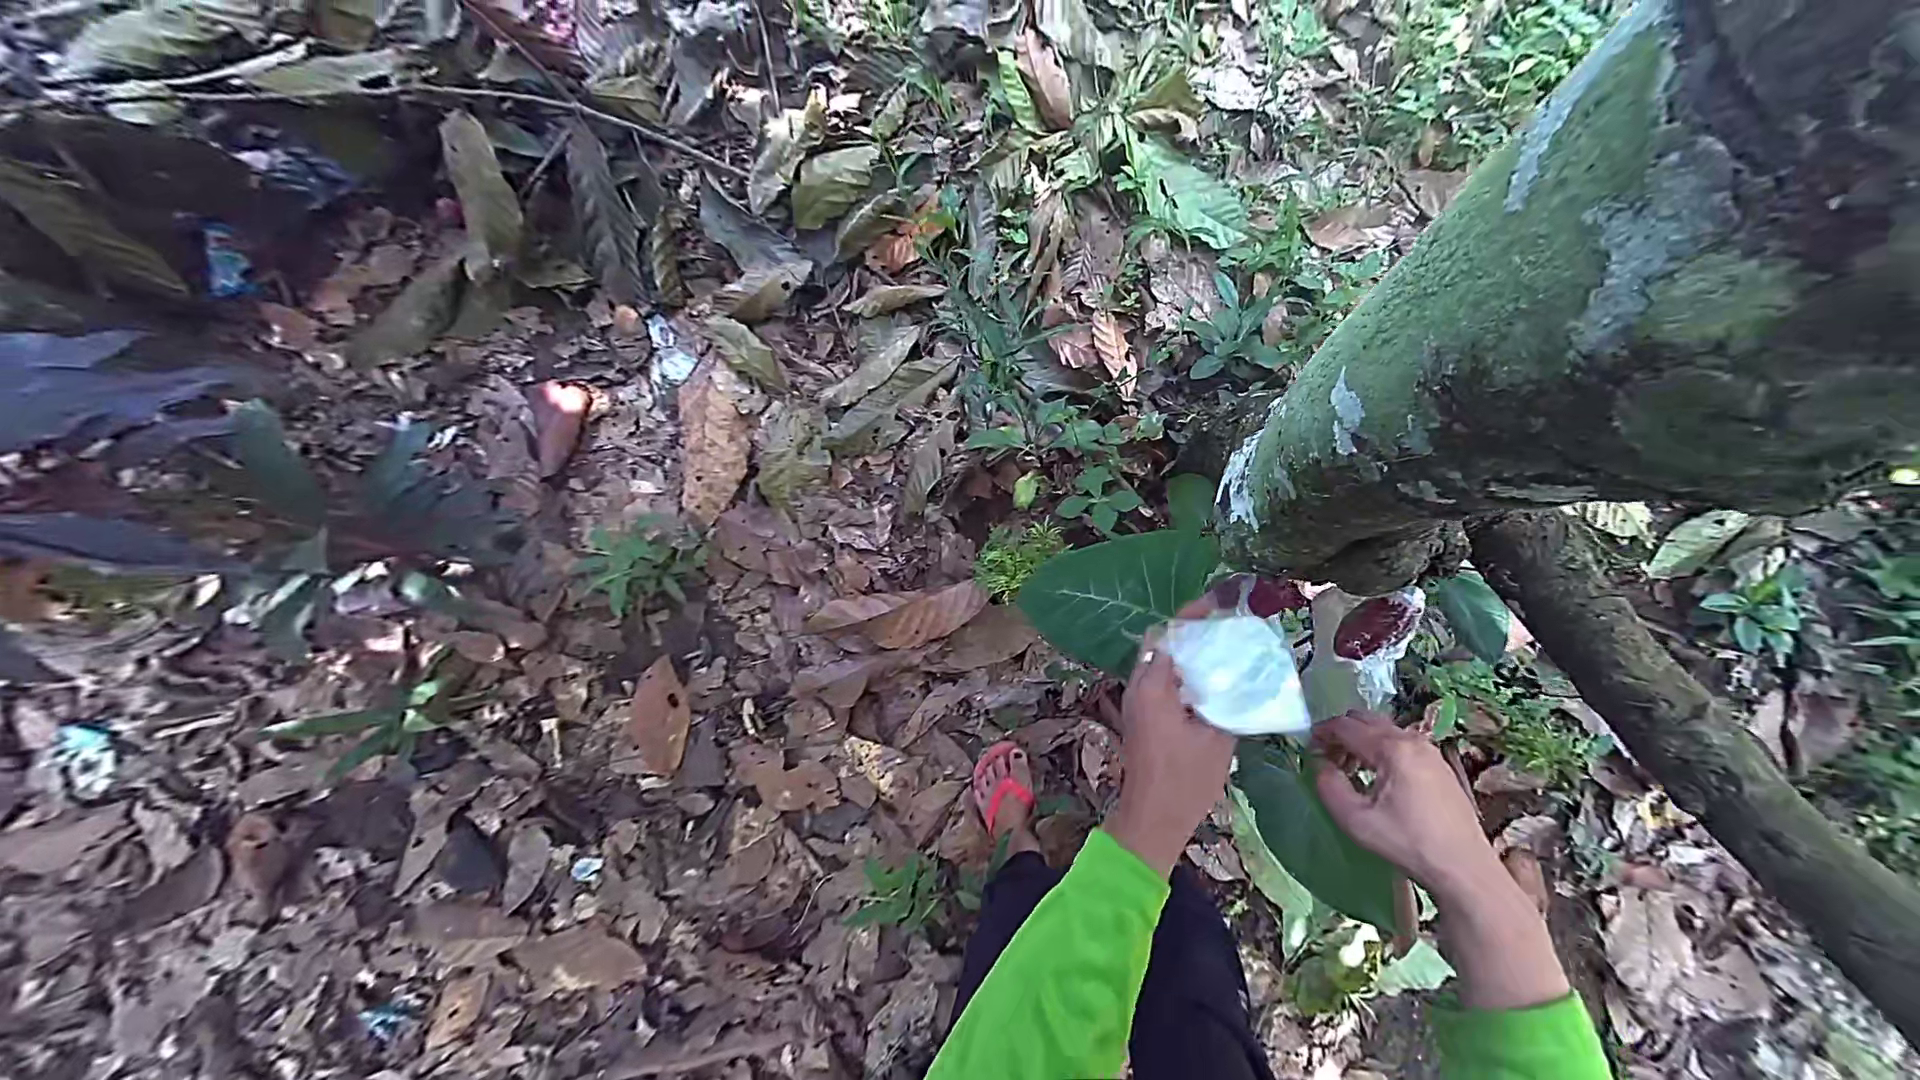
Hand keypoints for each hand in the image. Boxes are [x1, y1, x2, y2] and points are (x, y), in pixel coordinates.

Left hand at [1104, 636, 1236, 877]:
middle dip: (1188, 632)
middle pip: (1159, 645)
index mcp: (1152, 687)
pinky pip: (1158, 682)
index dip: (1191, 617)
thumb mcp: (1217, 739)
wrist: (1152, 816)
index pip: (1168, 636)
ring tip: (1221, 650)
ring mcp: (1135, 702)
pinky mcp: (1140, 716)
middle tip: (1223, 627)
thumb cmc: (1185, 780)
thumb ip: (1228, 702)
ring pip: (1157, 663)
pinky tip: (1208, 683)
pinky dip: (1179, 674)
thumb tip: (1241, 676)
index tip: (1216, 604)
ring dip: (1184, 654)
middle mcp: (1137, 687)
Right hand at [1310, 710, 1501, 900]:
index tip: (1309, 748)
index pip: (1345, 725)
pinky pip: (1401, 742)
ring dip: (1361, 740)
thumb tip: (1319, 762)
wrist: (1464, 870)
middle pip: (1365, 719)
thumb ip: (1327, 783)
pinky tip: (1377, 776)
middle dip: (1341, 733)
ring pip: (1384, 730)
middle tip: (1328, 756)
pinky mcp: (1440, 765)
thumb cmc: (1406, 842)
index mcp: (1391, 748)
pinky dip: (1381, 749)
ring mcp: (1430, 752)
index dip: (1321, 733)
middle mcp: (1412, 741)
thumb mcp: (1353, 817)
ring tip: (1350, 768)